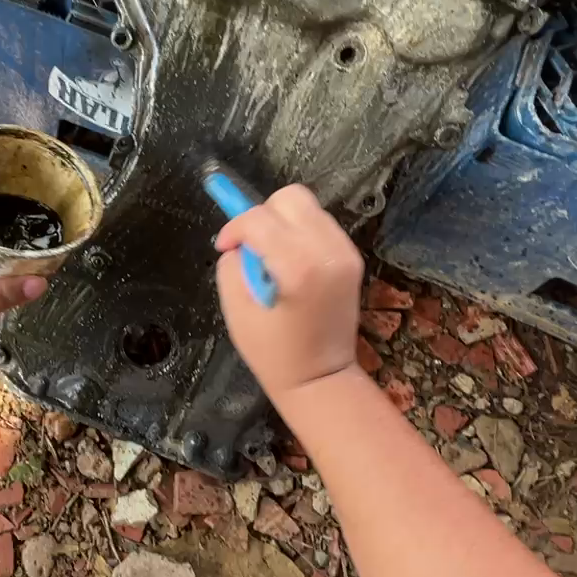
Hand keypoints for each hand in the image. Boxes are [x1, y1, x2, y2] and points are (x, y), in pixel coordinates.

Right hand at [214, 184, 365, 397]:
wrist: (320, 377)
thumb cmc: (272, 351)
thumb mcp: (236, 308)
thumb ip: (234, 265)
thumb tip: (242, 242)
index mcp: (298, 267)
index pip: (259, 219)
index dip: (235, 228)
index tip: (224, 247)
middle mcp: (328, 251)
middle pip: (290, 198)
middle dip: (262, 215)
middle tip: (250, 246)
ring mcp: (345, 252)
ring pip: (307, 207)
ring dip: (282, 223)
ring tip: (271, 256)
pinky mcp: (352, 257)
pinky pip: (320, 224)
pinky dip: (299, 233)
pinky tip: (290, 261)